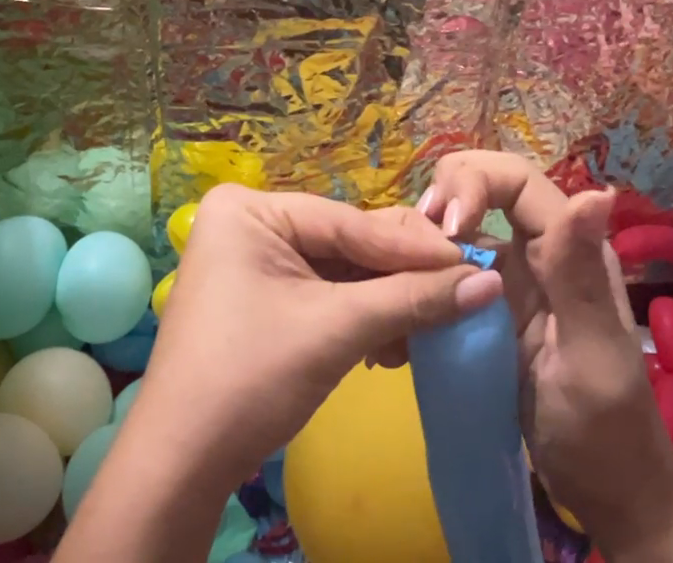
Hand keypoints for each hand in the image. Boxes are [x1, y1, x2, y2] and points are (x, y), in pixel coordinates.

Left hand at [129, 184, 502, 485]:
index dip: (416, 248)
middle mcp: (251, 224)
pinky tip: (396, 344)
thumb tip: (491, 283)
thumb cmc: (250, 379)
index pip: (351, 222)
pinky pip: (326, 295)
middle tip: (464, 291)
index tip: (476, 263)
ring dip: (389, 303)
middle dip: (403, 277)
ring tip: (436, 324)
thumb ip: (414, 300)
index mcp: (251, 210)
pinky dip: (363, 319)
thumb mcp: (337, 331)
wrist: (182, 463)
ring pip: (343, 272)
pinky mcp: (264, 298)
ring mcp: (255, 262)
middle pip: (349, 244)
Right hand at [423, 151, 672, 561]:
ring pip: (458, 226)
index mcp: (568, 249)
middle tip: (411, 238)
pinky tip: (394, 291)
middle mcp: (536, 252)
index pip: (516, 180)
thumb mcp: (590, 355)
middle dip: (443, 196)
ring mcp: (506, 281)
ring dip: (424, 232)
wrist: (601, 489)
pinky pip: (445, 270)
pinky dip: (418, 269)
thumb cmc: (604, 426)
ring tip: (392, 265)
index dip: (474, 183)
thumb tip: (596, 192)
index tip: (444, 226)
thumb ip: (579, 278)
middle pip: (482, 187)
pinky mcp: (482, 311)